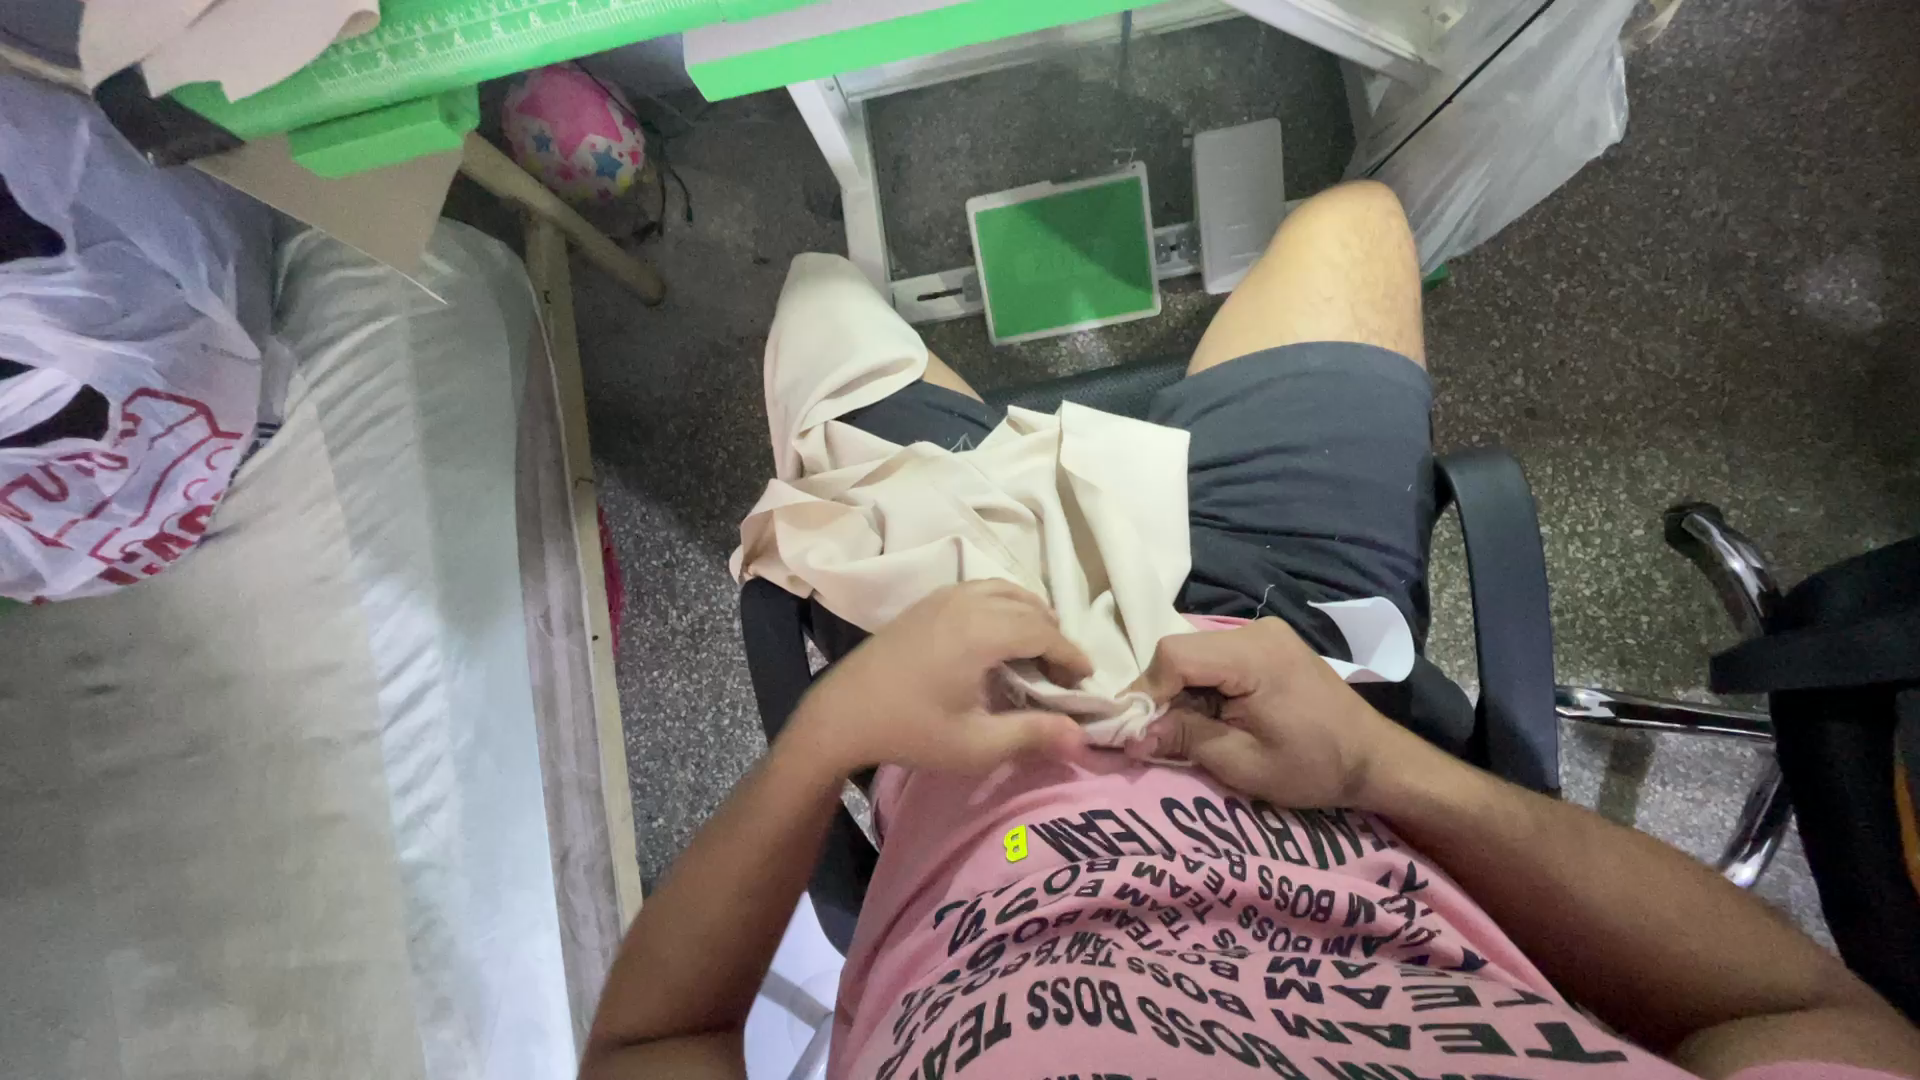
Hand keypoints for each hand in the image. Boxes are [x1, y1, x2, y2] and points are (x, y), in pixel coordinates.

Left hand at [785, 580, 1094, 777]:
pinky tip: (997, 635)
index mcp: (981, 631)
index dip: (1070, 654)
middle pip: (1028, 605)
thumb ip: (1031, 736)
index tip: (1085, 680)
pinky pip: (980, 589)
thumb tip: (1081, 738)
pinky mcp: (927, 601)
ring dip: (1029, 615)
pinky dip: (1003, 604)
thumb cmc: (911, 730)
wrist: (843, 712)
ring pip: (1004, 590)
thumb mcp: (975, 745)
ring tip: (1036, 651)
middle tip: (1060, 673)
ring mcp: (943, 596)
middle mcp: (966, 602)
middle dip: (1053, 635)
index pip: (1043, 631)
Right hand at [1126, 617, 1422, 807]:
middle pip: (1181, 650)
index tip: (1134, 728)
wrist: (1376, 759)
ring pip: (1193, 651)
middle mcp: (1255, 631)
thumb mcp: (1244, 763)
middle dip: (1162, 692)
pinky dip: (1200, 684)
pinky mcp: (1265, 643)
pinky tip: (1209, 713)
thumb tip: (1131, 736)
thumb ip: (1186, 739)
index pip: (1175, 655)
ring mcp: (1262, 633)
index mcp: (1254, 655)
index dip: (1148, 690)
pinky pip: (1213, 655)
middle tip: (1156, 733)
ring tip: (1183, 727)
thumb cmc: (1315, 766)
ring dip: (1180, 689)